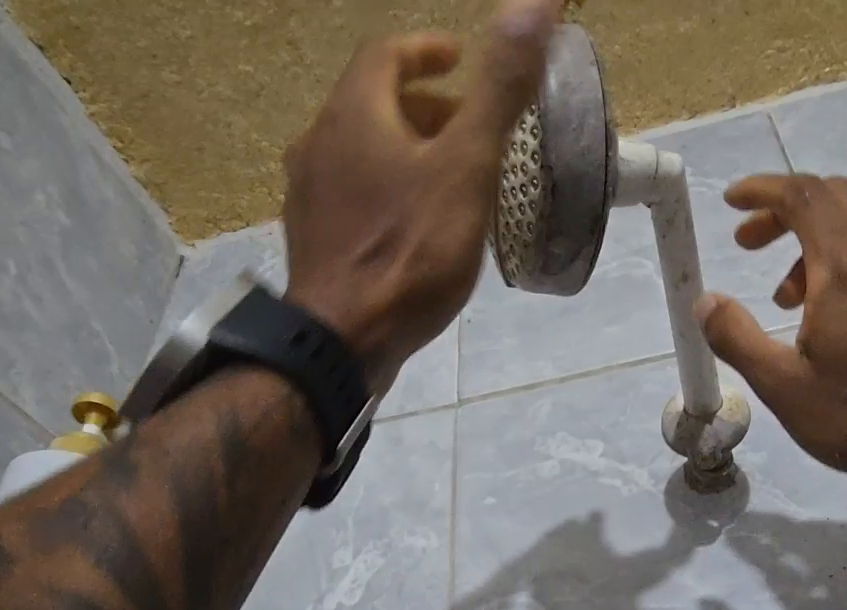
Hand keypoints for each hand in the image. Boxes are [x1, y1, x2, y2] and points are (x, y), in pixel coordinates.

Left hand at [281, 0, 561, 394]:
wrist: (345, 339)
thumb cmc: (410, 251)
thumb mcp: (467, 168)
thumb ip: (499, 91)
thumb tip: (537, 2)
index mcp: (354, 115)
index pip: (385, 56)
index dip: (424, 51)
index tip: (457, 60)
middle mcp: (318, 143)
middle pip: (370, 106)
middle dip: (420, 108)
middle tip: (464, 128)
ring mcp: (309, 197)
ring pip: (358, 154)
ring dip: (401, 153)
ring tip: (444, 180)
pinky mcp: (313, 243)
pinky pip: (351, 198)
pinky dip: (384, 193)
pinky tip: (411, 229)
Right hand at [694, 175, 846, 493]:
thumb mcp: (781, 384)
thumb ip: (736, 336)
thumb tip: (706, 302)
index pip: (803, 197)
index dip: (762, 191)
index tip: (731, 203)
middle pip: (831, 196)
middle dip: (783, 208)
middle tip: (747, 243)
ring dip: (810, 236)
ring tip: (781, 297)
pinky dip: (838, 255)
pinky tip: (822, 309)